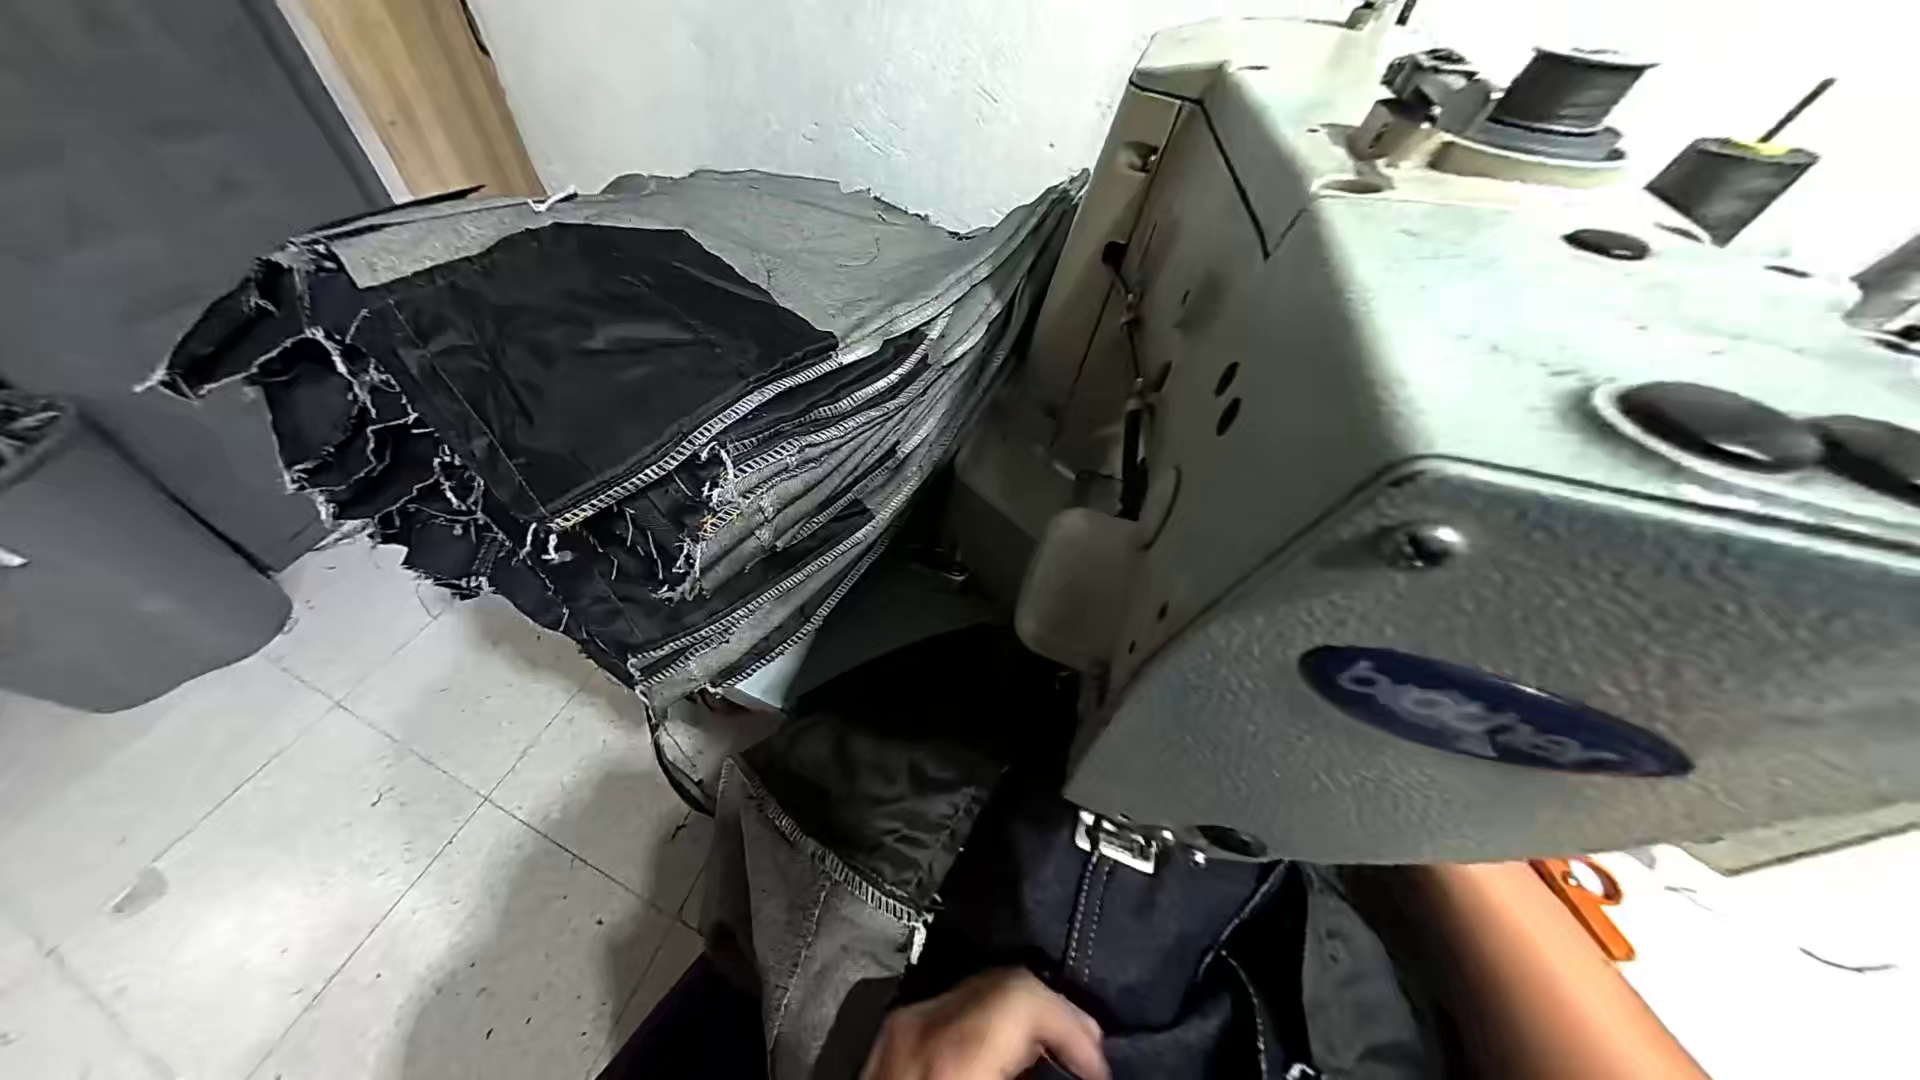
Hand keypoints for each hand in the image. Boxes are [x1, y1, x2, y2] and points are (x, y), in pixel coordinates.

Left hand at [861, 967, 1110, 1079]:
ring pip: (980, 988)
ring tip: (1055, 1056)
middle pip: (1004, 982)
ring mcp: (898, 1025)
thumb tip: (1081, 1065)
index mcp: (948, 1050)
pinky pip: (953, 1007)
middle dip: (1053, 1014)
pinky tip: (1007, 1056)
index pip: (1023, 992)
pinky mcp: (890, 1036)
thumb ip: (1033, 1072)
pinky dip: (990, 1023)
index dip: (1073, 1023)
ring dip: (1023, 1016)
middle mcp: (919, 1020)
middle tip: (1087, 1056)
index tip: (1099, 1064)